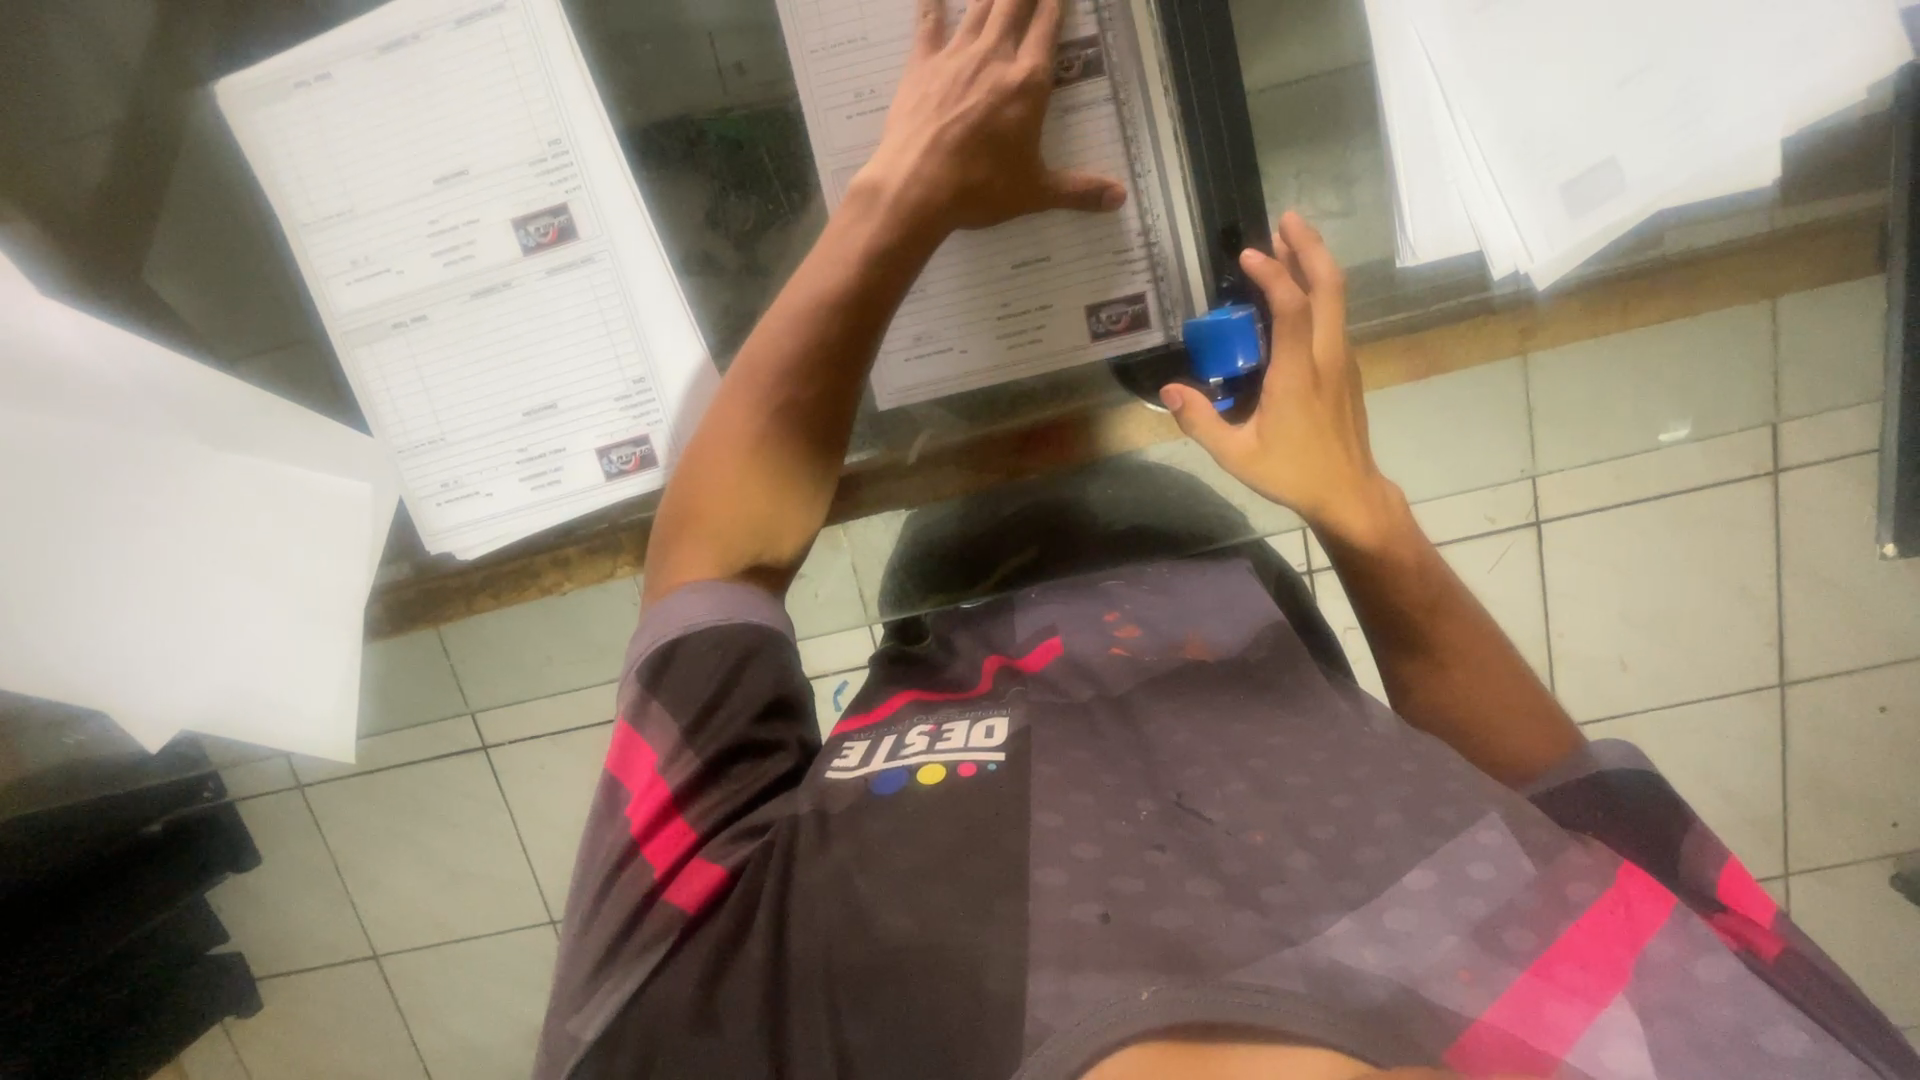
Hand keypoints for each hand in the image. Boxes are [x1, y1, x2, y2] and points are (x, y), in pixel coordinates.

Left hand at [853, 0, 1127, 237]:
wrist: (917, 188)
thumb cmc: (980, 190)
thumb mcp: (1035, 193)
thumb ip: (1078, 191)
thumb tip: (1120, 198)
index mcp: (1028, 83)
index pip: (1048, 26)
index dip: (1056, 2)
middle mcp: (995, 58)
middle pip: (1015, 3)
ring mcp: (956, 57)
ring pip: (979, 6)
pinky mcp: (920, 65)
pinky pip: (927, 22)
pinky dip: (932, 2)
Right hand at [1160, 212, 1404, 549]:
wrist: (1348, 493)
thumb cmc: (1292, 473)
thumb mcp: (1236, 455)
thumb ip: (1200, 421)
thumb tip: (1168, 390)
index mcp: (1299, 373)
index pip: (1293, 308)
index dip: (1273, 274)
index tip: (1249, 254)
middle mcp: (1328, 356)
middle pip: (1330, 286)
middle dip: (1310, 247)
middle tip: (1285, 220)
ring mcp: (1343, 361)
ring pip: (1337, 299)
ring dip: (1315, 266)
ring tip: (1288, 245)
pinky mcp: (1346, 370)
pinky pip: (1334, 318)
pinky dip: (1317, 293)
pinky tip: (1295, 296)